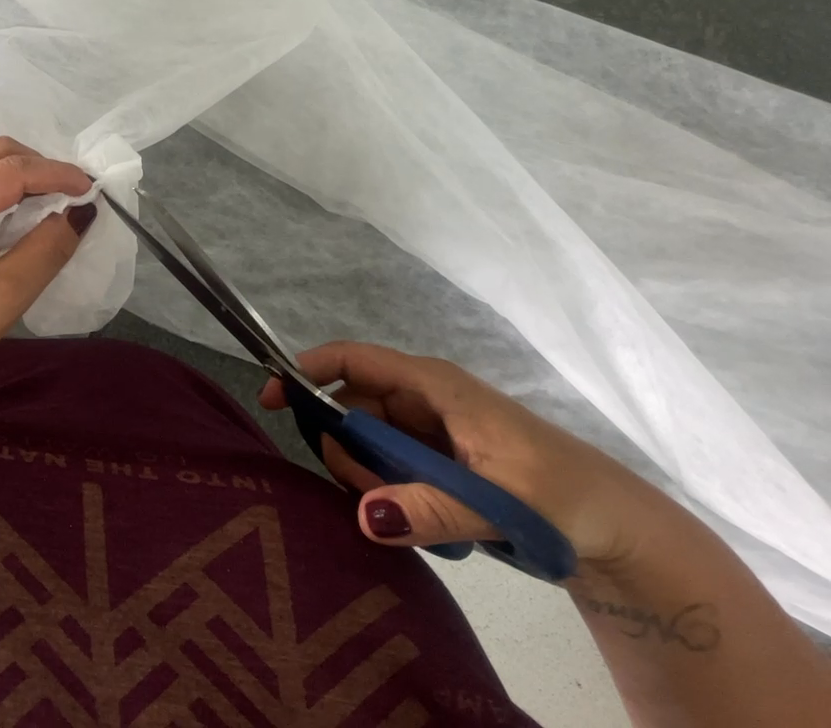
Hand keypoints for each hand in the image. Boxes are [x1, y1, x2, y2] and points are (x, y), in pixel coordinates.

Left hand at [0, 137, 95, 379]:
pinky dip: (10, 182)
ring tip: (58, 198)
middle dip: (41, 165)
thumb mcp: (7, 294)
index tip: (91, 190)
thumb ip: (47, 249)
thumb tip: (81, 212)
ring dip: (25, 171)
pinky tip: (30, 205)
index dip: (55, 174)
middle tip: (74, 194)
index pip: (10, 172)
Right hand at [259, 341, 674, 570]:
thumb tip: (363, 515)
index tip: (270, 400)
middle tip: (368, 494)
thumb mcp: (503, 504)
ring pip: (362, 440)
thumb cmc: (567, 499)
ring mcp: (426, 429)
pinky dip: (384, 489)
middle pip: (348, 407)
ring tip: (405, 514)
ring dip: (366, 476)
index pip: (352, 360)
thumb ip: (433, 510)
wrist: (622, 532)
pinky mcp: (432, 457)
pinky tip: (414, 516)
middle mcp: (423, 399)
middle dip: (343, 448)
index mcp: (435, 386)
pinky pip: (383, 463)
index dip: (305, 371)